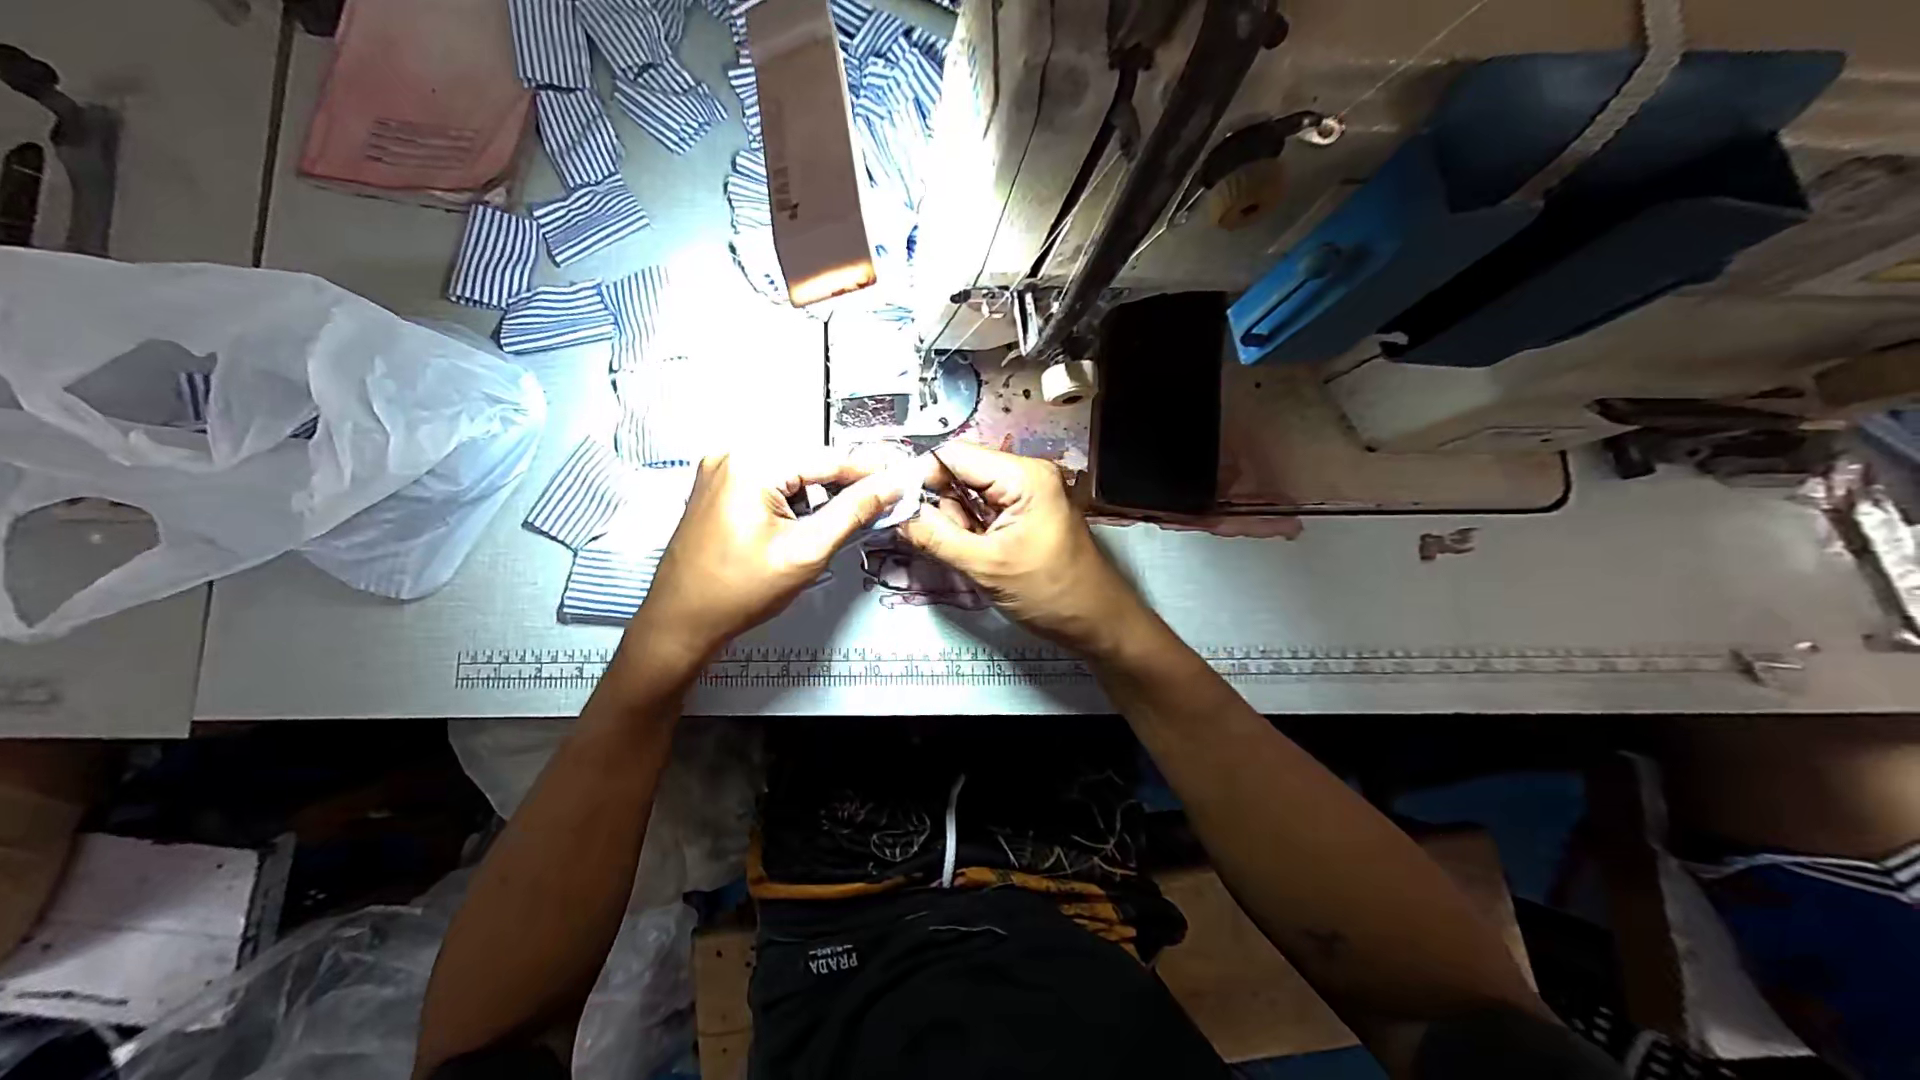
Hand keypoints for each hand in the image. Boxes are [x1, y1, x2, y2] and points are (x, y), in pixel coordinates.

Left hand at [632, 452, 901, 663]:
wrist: (680, 622)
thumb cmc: (734, 592)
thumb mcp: (807, 551)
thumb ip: (854, 511)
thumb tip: (889, 486)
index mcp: (751, 463)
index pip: (828, 458)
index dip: (870, 471)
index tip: (901, 477)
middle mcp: (732, 456)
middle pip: (809, 461)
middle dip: (845, 484)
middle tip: (880, 503)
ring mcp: (721, 470)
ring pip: (792, 472)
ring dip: (820, 494)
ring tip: (839, 524)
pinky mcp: (719, 488)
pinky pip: (771, 482)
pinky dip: (795, 499)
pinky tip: (806, 525)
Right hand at [899, 441, 1151, 657]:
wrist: (1097, 622)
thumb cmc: (1052, 594)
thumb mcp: (986, 566)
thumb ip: (935, 536)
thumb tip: (895, 513)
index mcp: (1023, 475)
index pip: (954, 455)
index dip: (920, 477)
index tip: (895, 506)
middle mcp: (1024, 475)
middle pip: (958, 474)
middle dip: (941, 508)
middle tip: (943, 544)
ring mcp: (1025, 495)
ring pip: (966, 496)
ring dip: (955, 525)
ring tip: (970, 557)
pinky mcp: (1023, 514)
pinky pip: (981, 512)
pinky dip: (968, 533)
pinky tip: (975, 556)